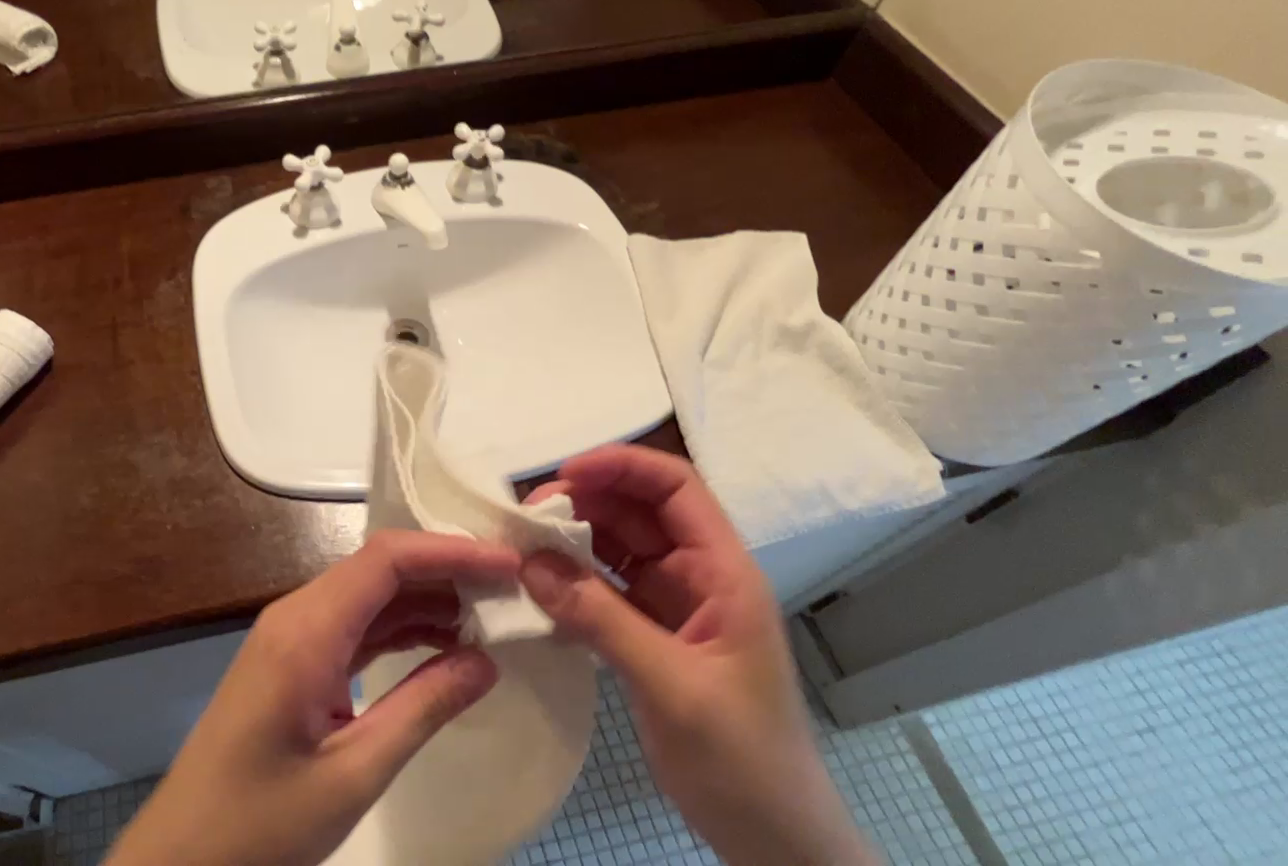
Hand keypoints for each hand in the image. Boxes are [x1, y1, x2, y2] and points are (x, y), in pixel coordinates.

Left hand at [105, 531, 520, 865]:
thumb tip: (487, 661)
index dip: (450, 550)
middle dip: (447, 570)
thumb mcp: (354, 773)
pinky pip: (357, 628)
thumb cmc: (262, 822)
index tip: (510, 563)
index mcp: (305, 630)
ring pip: (371, 597)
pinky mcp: (295, 663)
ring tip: (493, 615)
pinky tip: (447, 646)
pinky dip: (403, 630)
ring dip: (429, 600)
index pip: (386, 560)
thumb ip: (423, 709)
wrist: (181, 858)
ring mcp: (293, 638)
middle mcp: (297, 617)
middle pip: (380, 569)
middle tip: (514, 587)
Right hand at [519, 445, 877, 865]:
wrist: (774, 841)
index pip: (676, 489)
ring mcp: (673, 607)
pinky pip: (605, 591)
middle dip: (584, 502)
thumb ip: (602, 620)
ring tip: (521, 547)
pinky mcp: (650, 637)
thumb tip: (531, 564)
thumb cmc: (744, 761)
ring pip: (617, 549)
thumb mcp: (673, 687)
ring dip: (571, 541)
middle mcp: (699, 578)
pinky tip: (536, 589)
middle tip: (525, 518)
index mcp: (725, 574)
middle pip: (639, 512)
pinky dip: (571, 583)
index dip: (622, 467)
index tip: (563, 475)